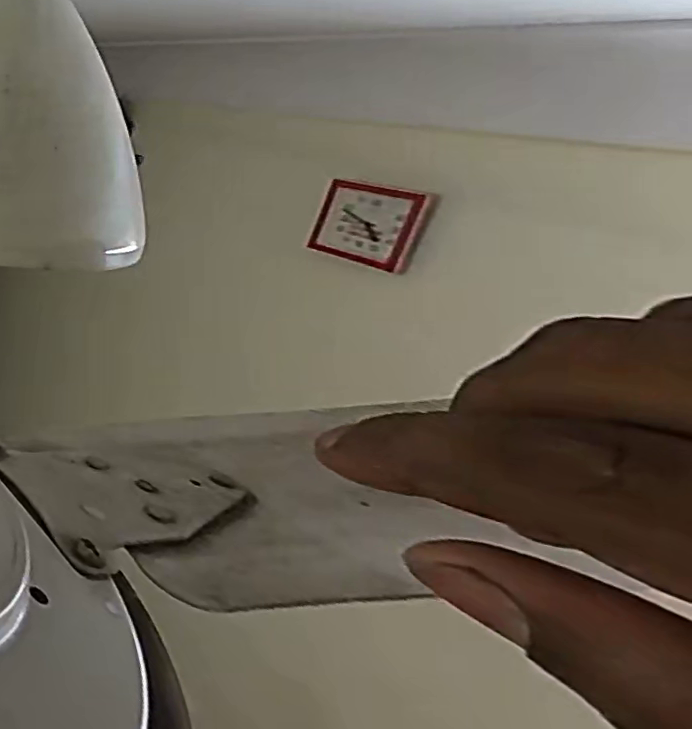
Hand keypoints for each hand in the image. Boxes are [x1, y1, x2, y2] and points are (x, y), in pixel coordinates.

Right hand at [318, 297, 691, 728]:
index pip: (573, 475)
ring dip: (569, 381)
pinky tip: (650, 421)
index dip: (434, 454)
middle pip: (613, 371)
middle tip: (441, 447)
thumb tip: (456, 571)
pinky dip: (652, 365)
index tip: (351, 448)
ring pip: (667, 335)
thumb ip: (638, 675)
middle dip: (493, 404)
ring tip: (544, 441)